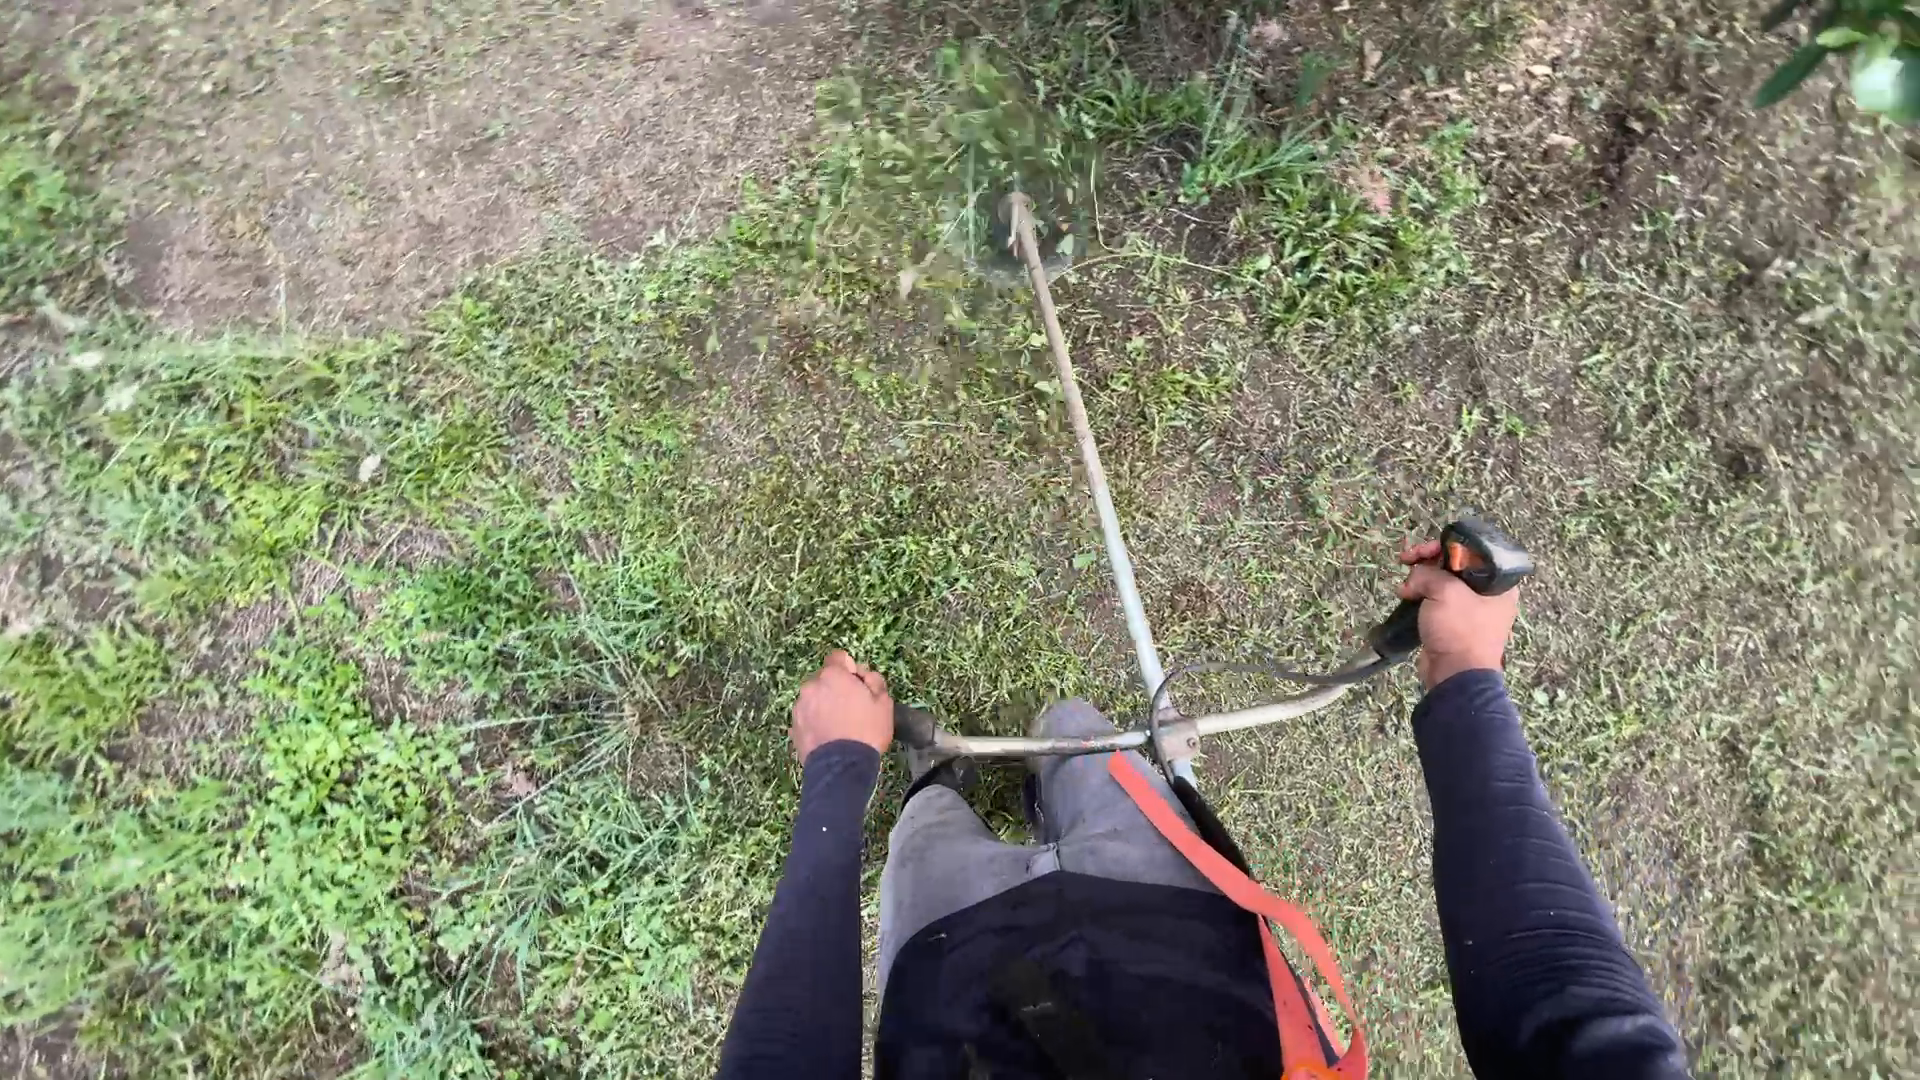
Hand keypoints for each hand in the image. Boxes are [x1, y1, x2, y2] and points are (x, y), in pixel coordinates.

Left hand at [789, 650, 893, 762]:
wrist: (842, 768)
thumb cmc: (867, 731)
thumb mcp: (884, 702)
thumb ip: (873, 680)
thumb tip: (863, 674)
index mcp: (832, 675)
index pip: (838, 657)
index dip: (849, 669)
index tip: (857, 684)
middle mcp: (811, 686)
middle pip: (824, 679)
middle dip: (836, 688)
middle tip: (852, 708)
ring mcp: (799, 707)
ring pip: (814, 698)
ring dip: (823, 705)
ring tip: (839, 726)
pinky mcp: (794, 727)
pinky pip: (807, 717)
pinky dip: (815, 722)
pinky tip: (828, 736)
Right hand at [1397, 539, 1519, 689]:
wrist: (1456, 672)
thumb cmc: (1459, 629)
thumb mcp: (1445, 592)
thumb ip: (1428, 573)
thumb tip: (1414, 578)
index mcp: (1499, 583)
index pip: (1472, 551)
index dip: (1444, 546)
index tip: (1421, 551)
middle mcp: (1488, 593)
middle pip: (1454, 564)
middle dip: (1427, 561)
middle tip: (1405, 561)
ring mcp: (1470, 608)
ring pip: (1441, 581)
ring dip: (1419, 578)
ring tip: (1404, 587)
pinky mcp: (1452, 621)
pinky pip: (1435, 598)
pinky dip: (1420, 594)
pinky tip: (1405, 596)